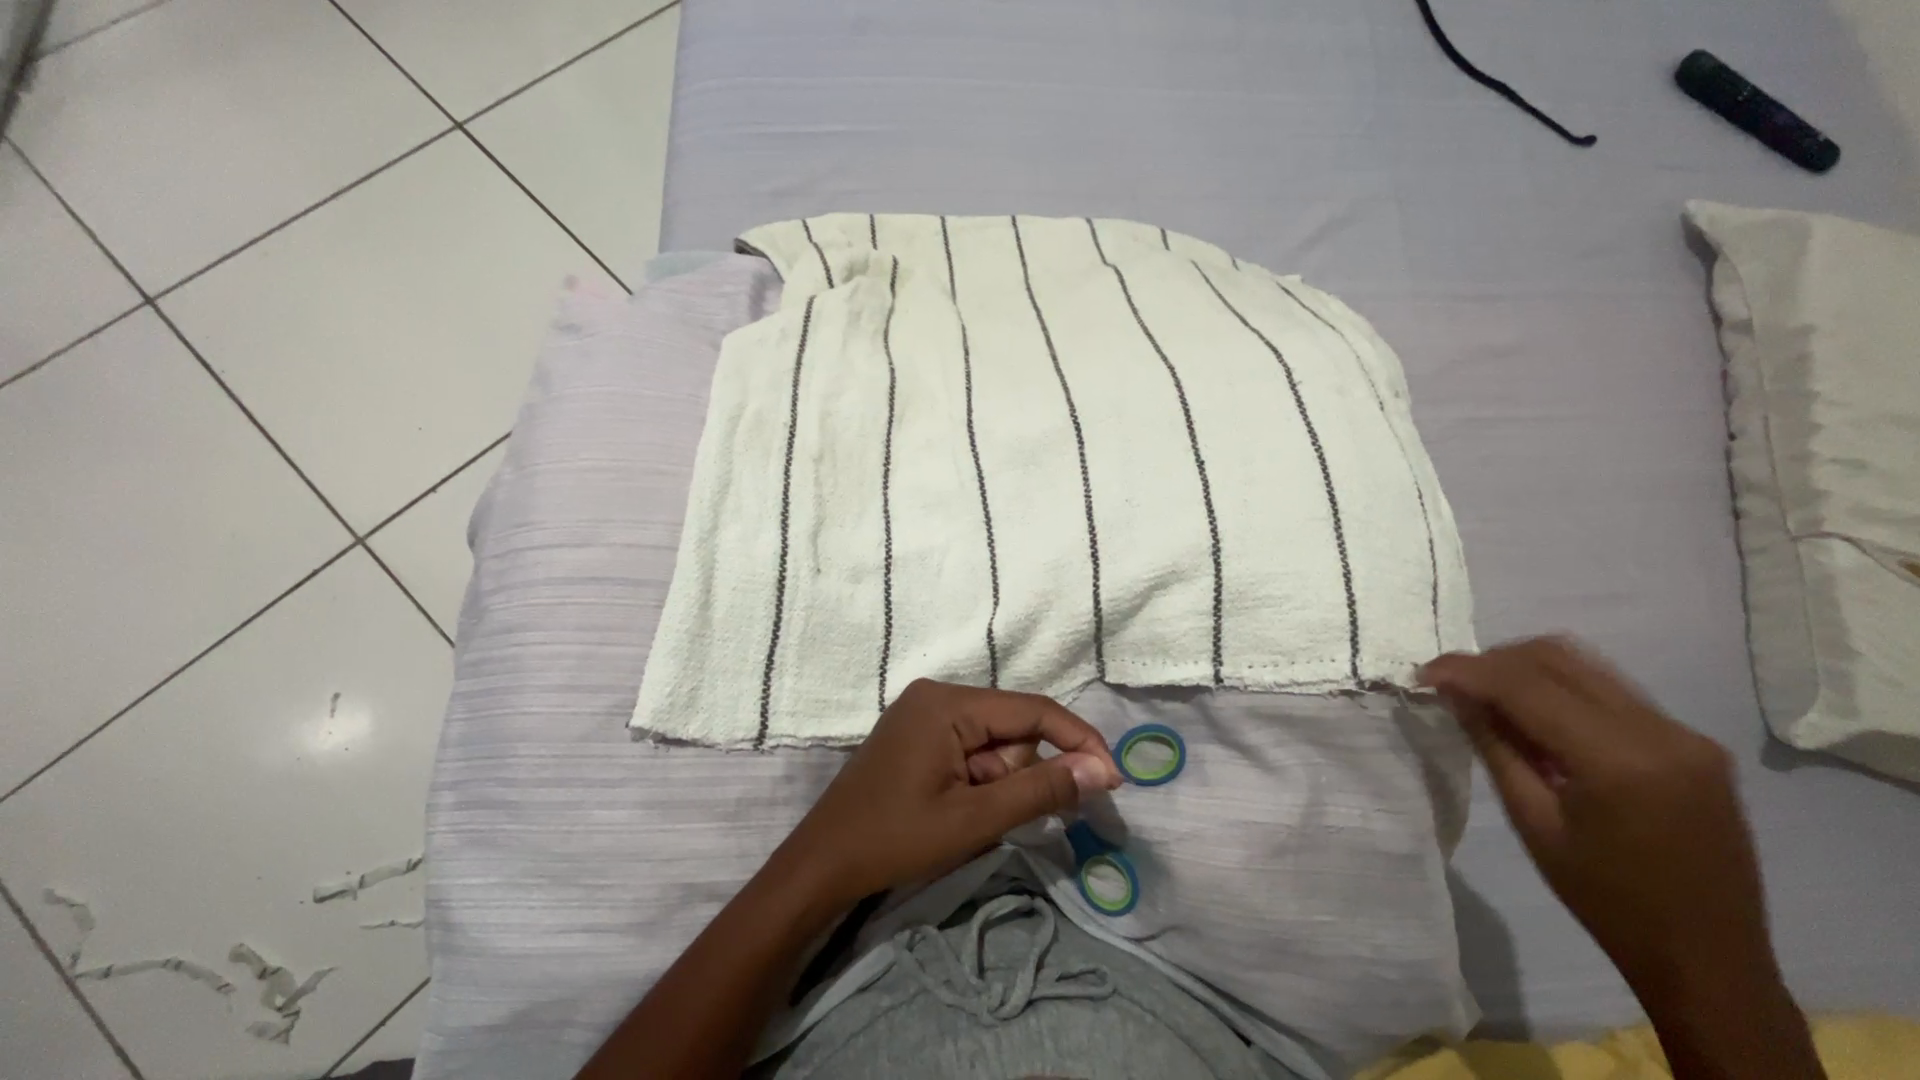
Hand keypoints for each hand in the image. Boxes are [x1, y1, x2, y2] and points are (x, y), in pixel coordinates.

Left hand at [776, 680, 1121, 907]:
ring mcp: (922, 715)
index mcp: (947, 703)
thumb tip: (1102, 770)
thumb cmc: (895, 839)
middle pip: (1012, 728)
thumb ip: (1042, 790)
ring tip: (962, 819)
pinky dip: (977, 783)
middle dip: (1017, 775)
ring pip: (993, 744)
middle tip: (987, 817)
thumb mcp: (975, 820)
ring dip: (995, 785)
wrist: (822, 864)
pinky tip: (954, 811)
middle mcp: (935, 696)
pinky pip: (969, 751)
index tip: (1111, 782)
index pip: (1034, 710)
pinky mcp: (915, 737)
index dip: (1078, 742)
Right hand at [1419, 638, 1771, 986]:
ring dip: (1529, 670)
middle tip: (1451, 684)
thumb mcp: (1534, 824)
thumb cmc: (1607, 902)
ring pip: (1588, 667)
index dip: (1468, 670)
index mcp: (1619, 760)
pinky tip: (1540, 722)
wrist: (1708, 956)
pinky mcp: (1696, 742)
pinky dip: (1565, 692)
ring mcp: (1686, 733)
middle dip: (1495, 661)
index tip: (1423, 673)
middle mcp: (1661, 730)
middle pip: (1559, 659)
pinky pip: (1615, 693)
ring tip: (1488, 697)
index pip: (1527, 685)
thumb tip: (1455, 694)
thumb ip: (1495, 747)